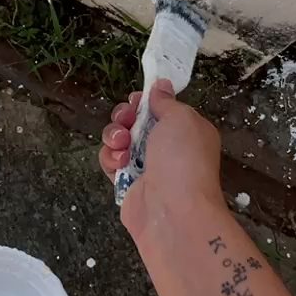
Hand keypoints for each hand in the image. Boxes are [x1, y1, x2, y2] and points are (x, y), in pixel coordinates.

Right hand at [98, 79, 223, 238]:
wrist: (173, 211)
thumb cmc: (183, 159)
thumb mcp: (181, 118)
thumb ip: (166, 101)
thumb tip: (161, 85)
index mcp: (185, 130)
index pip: (159, 108)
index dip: (144, 101)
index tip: (138, 100)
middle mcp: (166, 147)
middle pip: (134, 120)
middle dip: (125, 116)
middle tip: (128, 121)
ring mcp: (145, 166)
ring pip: (118, 139)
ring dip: (115, 135)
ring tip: (122, 144)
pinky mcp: (126, 183)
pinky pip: (110, 162)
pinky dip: (110, 158)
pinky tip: (119, 164)